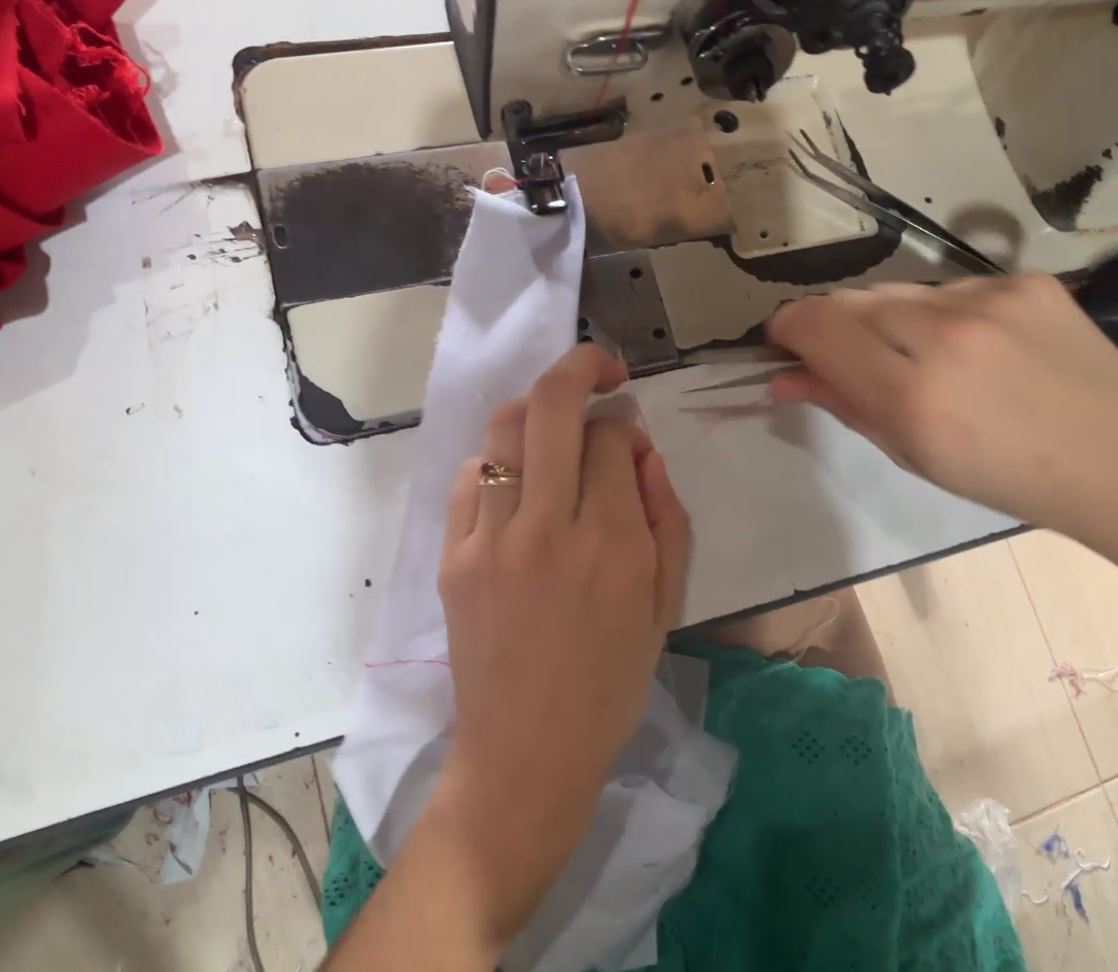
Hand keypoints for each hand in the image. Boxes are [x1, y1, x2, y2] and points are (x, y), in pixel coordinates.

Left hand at [432, 344, 689, 938]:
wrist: (528, 751)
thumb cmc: (610, 684)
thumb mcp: (665, 606)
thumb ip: (665, 520)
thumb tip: (644, 452)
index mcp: (612, 542)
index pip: (613, 437)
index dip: (625, 423)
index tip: (629, 437)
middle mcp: (548, 526)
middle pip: (552, 406)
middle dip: (580, 367)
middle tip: (599, 369)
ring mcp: (491, 539)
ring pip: (505, 428)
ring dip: (535, 408)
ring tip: (554, 423)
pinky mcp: (452, 557)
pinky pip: (470, 478)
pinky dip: (497, 461)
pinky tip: (515, 482)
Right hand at [766, 274, 1117, 541]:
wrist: (1116, 460)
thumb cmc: (1004, 477)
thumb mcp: (914, 455)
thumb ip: (845, 405)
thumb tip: (785, 377)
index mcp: (914, 396)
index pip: (818, 328)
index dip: (788, 328)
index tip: (783, 342)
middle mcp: (946, 333)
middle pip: (850, 300)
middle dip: (832, 324)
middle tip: (844, 356)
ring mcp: (990, 299)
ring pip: (899, 290)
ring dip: (887, 318)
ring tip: (919, 357)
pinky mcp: (1025, 280)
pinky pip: (952, 287)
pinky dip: (941, 313)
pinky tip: (971, 345)